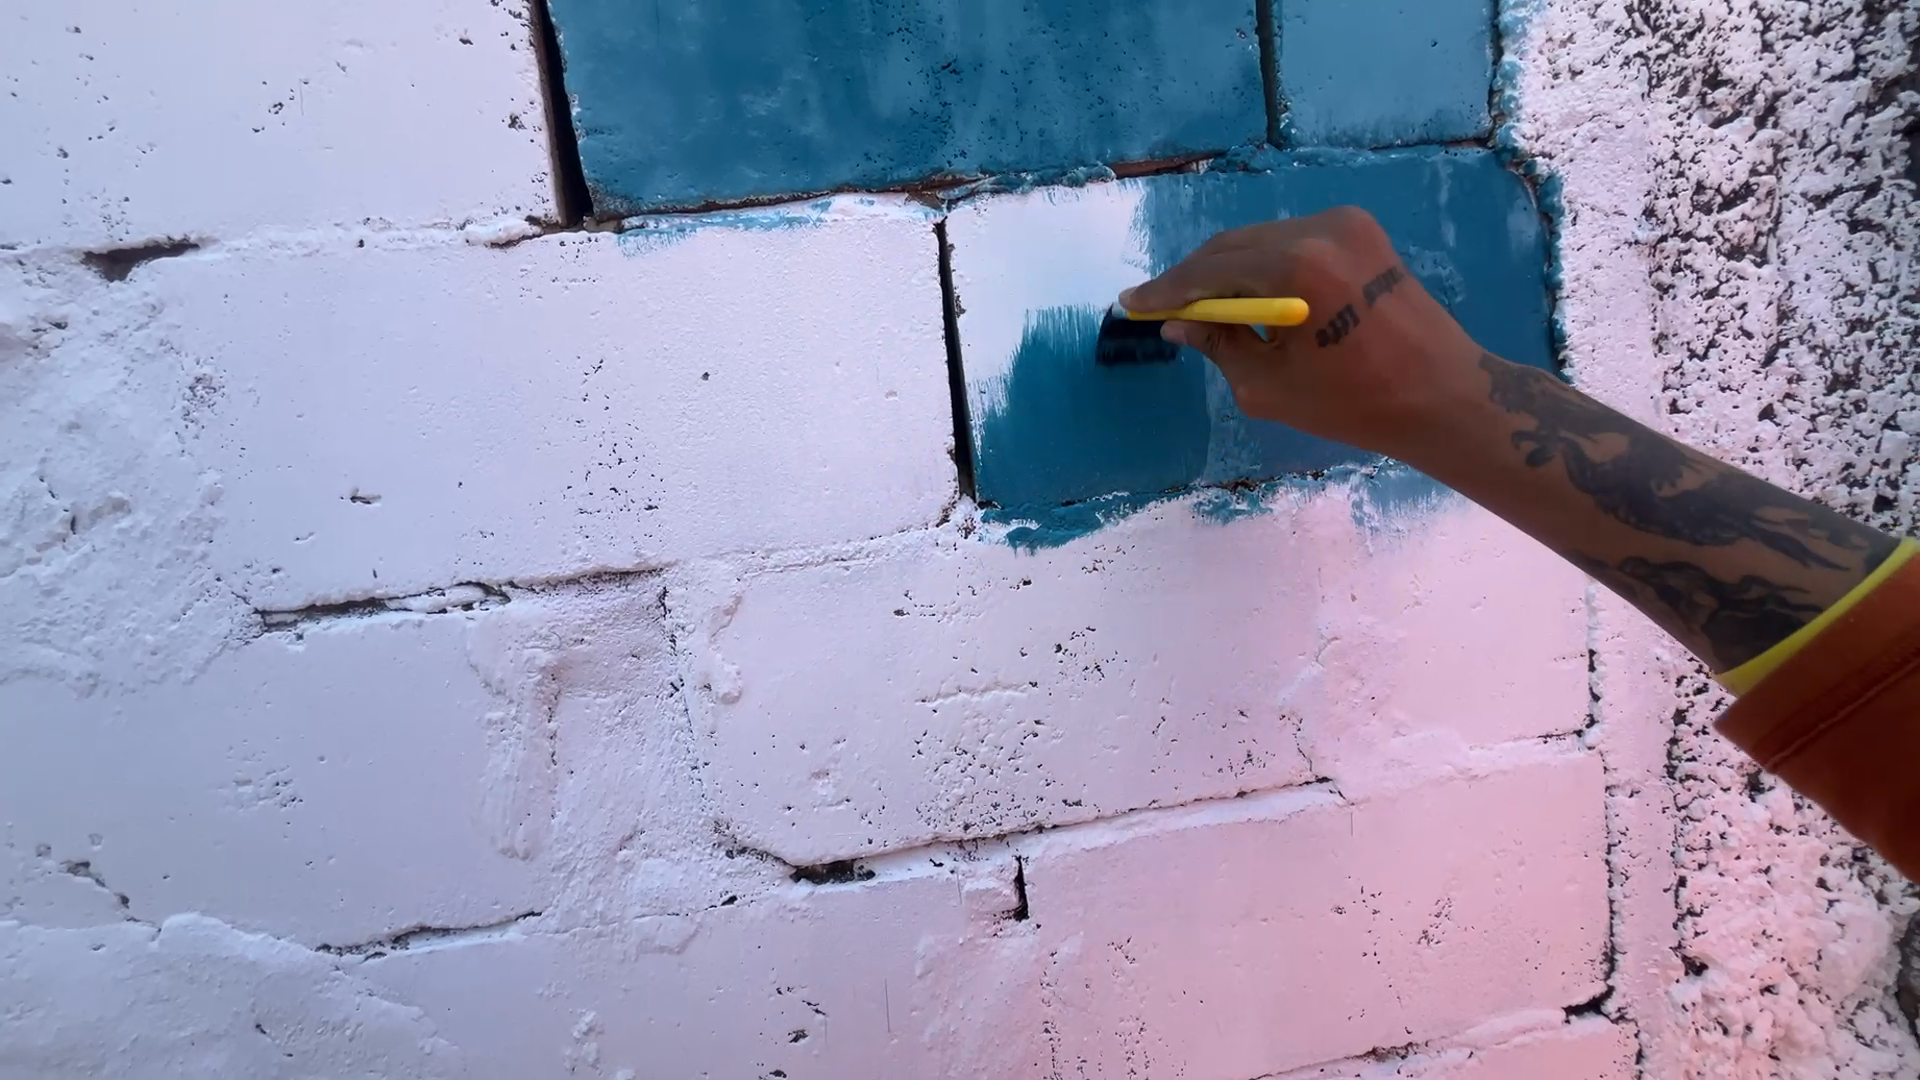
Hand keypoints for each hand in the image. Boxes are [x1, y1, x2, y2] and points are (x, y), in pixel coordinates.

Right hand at [1118, 206, 1482, 459]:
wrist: (1441, 394)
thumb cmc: (1351, 404)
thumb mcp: (1267, 385)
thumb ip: (1218, 346)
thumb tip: (1178, 327)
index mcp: (1296, 267)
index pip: (1208, 271)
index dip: (1165, 291)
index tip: (1130, 303)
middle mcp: (1319, 229)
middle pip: (1229, 247)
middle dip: (1189, 278)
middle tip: (1158, 308)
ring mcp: (1344, 224)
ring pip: (1256, 241)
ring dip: (1221, 272)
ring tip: (1197, 307)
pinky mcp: (1359, 230)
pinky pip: (1286, 241)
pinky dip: (1256, 267)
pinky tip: (1243, 296)